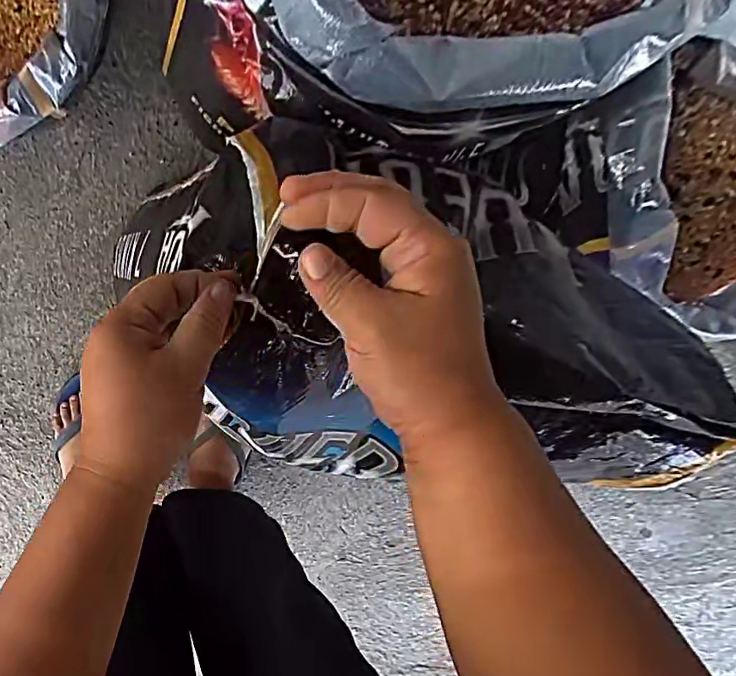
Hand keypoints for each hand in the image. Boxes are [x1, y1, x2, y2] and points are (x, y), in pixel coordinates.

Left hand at [74, 270, 236, 493]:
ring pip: (156, 334)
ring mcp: (110, 363)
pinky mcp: (118, 385)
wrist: (119, 475)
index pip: (165, 286)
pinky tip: (194, 366)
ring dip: (187, 333)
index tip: (232, 288)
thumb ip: (205, 325)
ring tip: (217, 339)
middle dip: (197, 308)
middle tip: (230, 314)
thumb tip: (219, 292)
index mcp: (119, 326)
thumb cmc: (145, 428)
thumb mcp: (186, 368)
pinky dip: (174, 355)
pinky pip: (149, 357)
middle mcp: (108, 340)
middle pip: (158, 308)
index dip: (202, 283)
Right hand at [279, 171, 508, 452]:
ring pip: (380, 227)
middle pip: (380, 203)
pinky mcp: (416, 296)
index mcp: (429, 248)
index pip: (373, 203)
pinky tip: (327, 247)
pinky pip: (380, 256)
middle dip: (333, 193)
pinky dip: (349, 246)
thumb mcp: (371, 328)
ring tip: (301, 208)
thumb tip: (308, 255)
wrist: (451, 423)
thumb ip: (337, 286)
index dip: (326, 200)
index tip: (284, 210)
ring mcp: (426, 273)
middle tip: (287, 193)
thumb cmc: (418, 377)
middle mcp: (432, 251)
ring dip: (340, 214)